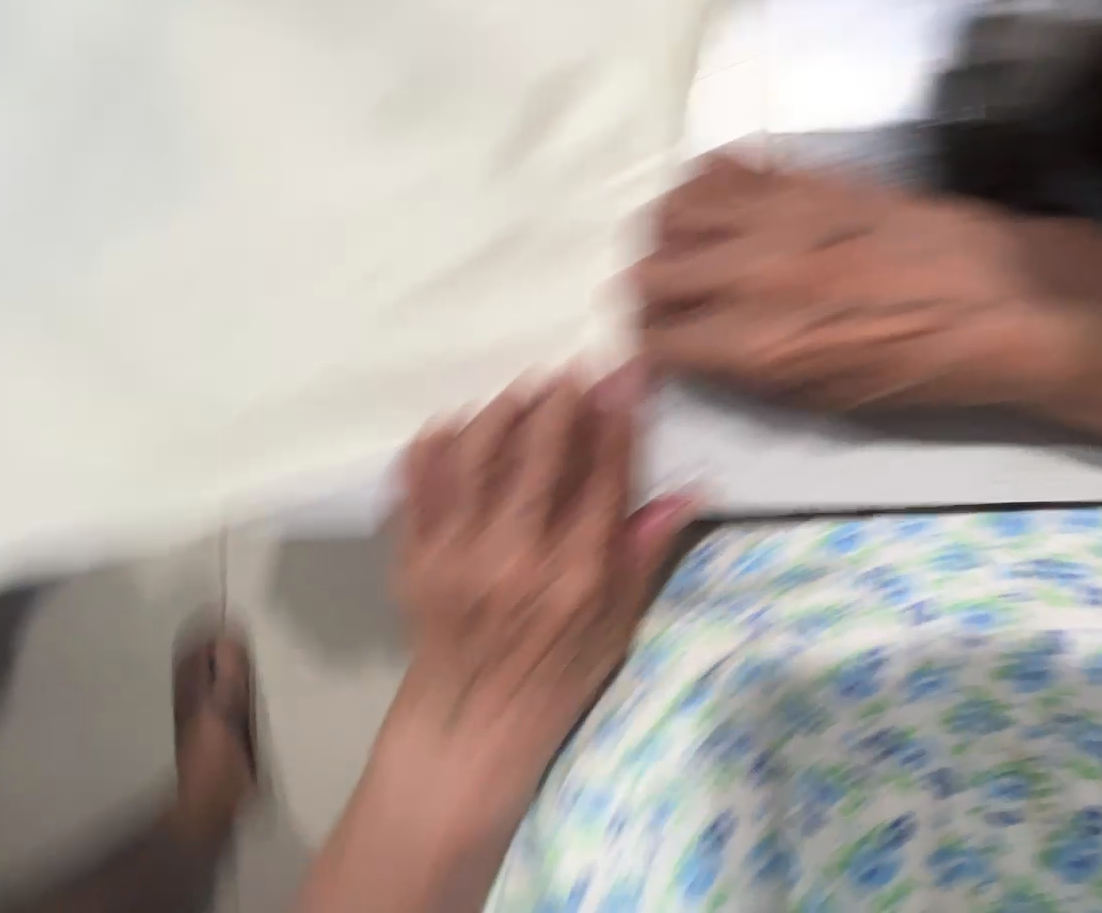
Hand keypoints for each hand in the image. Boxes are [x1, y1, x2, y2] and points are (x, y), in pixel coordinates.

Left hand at [388, 364, 696, 780]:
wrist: (467, 728)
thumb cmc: (557, 676)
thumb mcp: (620, 623)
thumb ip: (646, 550)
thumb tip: (688, 491)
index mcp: (577, 573)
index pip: (602, 474)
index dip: (616, 418)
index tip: (622, 377)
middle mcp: (516, 556)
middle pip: (538, 451)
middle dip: (559, 399)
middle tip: (569, 374)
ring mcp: (455, 554)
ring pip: (476, 453)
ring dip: (502, 410)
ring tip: (522, 394)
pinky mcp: (412, 557)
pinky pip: (417, 482)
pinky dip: (435, 443)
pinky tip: (456, 424)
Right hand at [634, 154, 1094, 410]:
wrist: (998, 300)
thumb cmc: (919, 370)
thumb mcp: (826, 400)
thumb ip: (748, 372)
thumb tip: (701, 350)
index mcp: (757, 345)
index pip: (654, 339)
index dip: (651, 350)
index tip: (665, 351)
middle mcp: (751, 274)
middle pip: (647, 272)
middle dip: (651, 298)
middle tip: (678, 308)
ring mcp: (775, 216)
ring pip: (672, 210)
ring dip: (673, 239)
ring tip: (698, 254)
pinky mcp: (803, 177)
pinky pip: (722, 166)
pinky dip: (710, 190)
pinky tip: (733, 212)